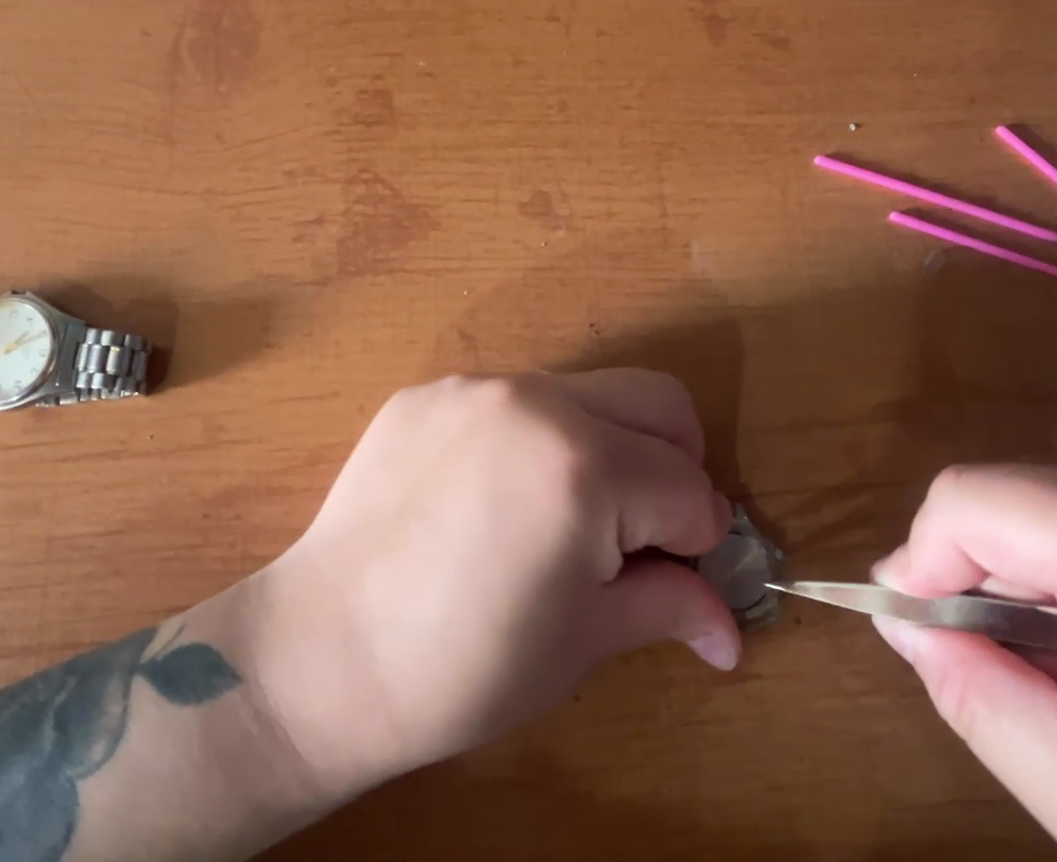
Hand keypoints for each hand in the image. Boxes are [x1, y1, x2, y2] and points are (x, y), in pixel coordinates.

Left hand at [251, 371, 736, 795]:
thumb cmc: (465, 669)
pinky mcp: (429, 393)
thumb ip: (669, 607)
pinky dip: (538, 439)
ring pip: (589, 393)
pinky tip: (499, 497)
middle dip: (675, 467)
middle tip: (643, 532)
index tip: (676, 578)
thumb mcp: (583, 640)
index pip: (690, 489)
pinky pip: (517, 400)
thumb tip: (732, 631)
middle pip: (660, 405)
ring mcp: (476, 388)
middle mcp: (537, 402)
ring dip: (609, 446)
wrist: (324, 656)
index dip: (696, 543)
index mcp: (585, 468)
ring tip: (569, 515)